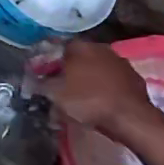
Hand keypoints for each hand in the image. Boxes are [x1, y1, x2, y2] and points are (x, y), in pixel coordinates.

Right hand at [41, 41, 157, 135]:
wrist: (130, 117)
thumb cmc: (88, 100)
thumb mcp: (55, 94)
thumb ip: (40, 84)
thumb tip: (29, 80)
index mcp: (80, 47)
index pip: (57, 47)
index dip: (48, 61)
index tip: (42, 75)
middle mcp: (101, 48)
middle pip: (78, 57)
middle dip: (68, 70)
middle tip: (59, 87)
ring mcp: (120, 62)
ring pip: (96, 68)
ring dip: (87, 78)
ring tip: (79, 96)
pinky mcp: (134, 78)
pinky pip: (112, 80)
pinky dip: (104, 87)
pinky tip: (99, 101)